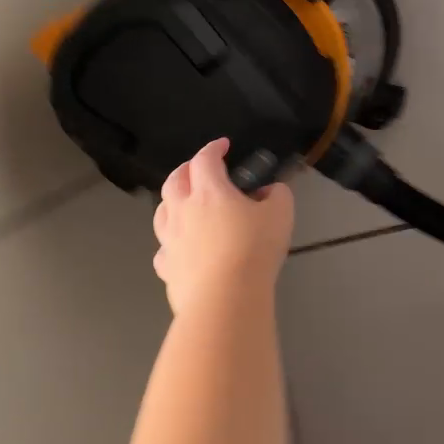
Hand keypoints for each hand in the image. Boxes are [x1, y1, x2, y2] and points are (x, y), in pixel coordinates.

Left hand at [151, 138, 294, 315]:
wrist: (225, 297)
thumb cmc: (254, 247)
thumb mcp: (281, 212)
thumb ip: (277, 194)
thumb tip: (268, 192)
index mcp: (210, 192)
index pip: (204, 160)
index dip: (213, 148)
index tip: (223, 145)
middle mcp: (183, 211)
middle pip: (174, 182)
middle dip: (186, 169)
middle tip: (199, 167)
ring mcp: (170, 241)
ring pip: (161, 213)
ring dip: (172, 201)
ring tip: (185, 202)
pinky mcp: (166, 268)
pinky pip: (164, 247)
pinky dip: (172, 239)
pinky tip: (182, 244)